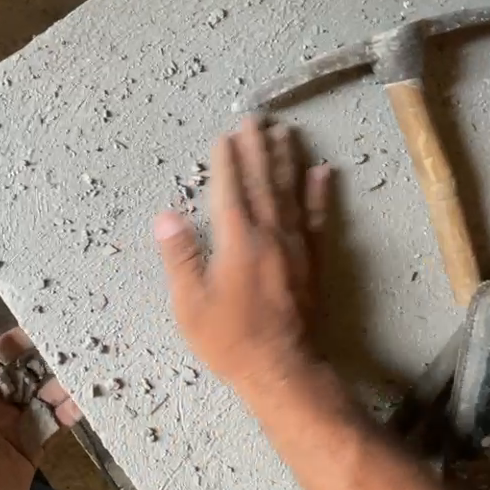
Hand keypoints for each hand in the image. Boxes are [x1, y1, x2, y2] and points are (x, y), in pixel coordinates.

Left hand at [0, 327, 75, 489]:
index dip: (19, 342)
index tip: (45, 327)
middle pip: (25, 372)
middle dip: (48, 360)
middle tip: (77, 347)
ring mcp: (16, 423)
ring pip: (43, 394)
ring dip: (63, 384)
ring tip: (89, 372)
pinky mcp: (34, 445)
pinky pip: (54, 421)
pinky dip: (69, 411)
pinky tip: (87, 402)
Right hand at [153, 116, 332, 397]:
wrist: (283, 369)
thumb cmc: (229, 340)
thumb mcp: (190, 304)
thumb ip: (179, 257)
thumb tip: (166, 216)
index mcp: (237, 243)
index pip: (230, 192)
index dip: (226, 162)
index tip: (224, 136)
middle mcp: (269, 236)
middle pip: (262, 183)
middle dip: (256, 149)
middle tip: (254, 119)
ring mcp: (295, 247)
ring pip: (290, 193)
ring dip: (286, 160)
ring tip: (285, 132)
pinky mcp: (313, 262)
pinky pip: (317, 219)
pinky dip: (319, 194)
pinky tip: (323, 173)